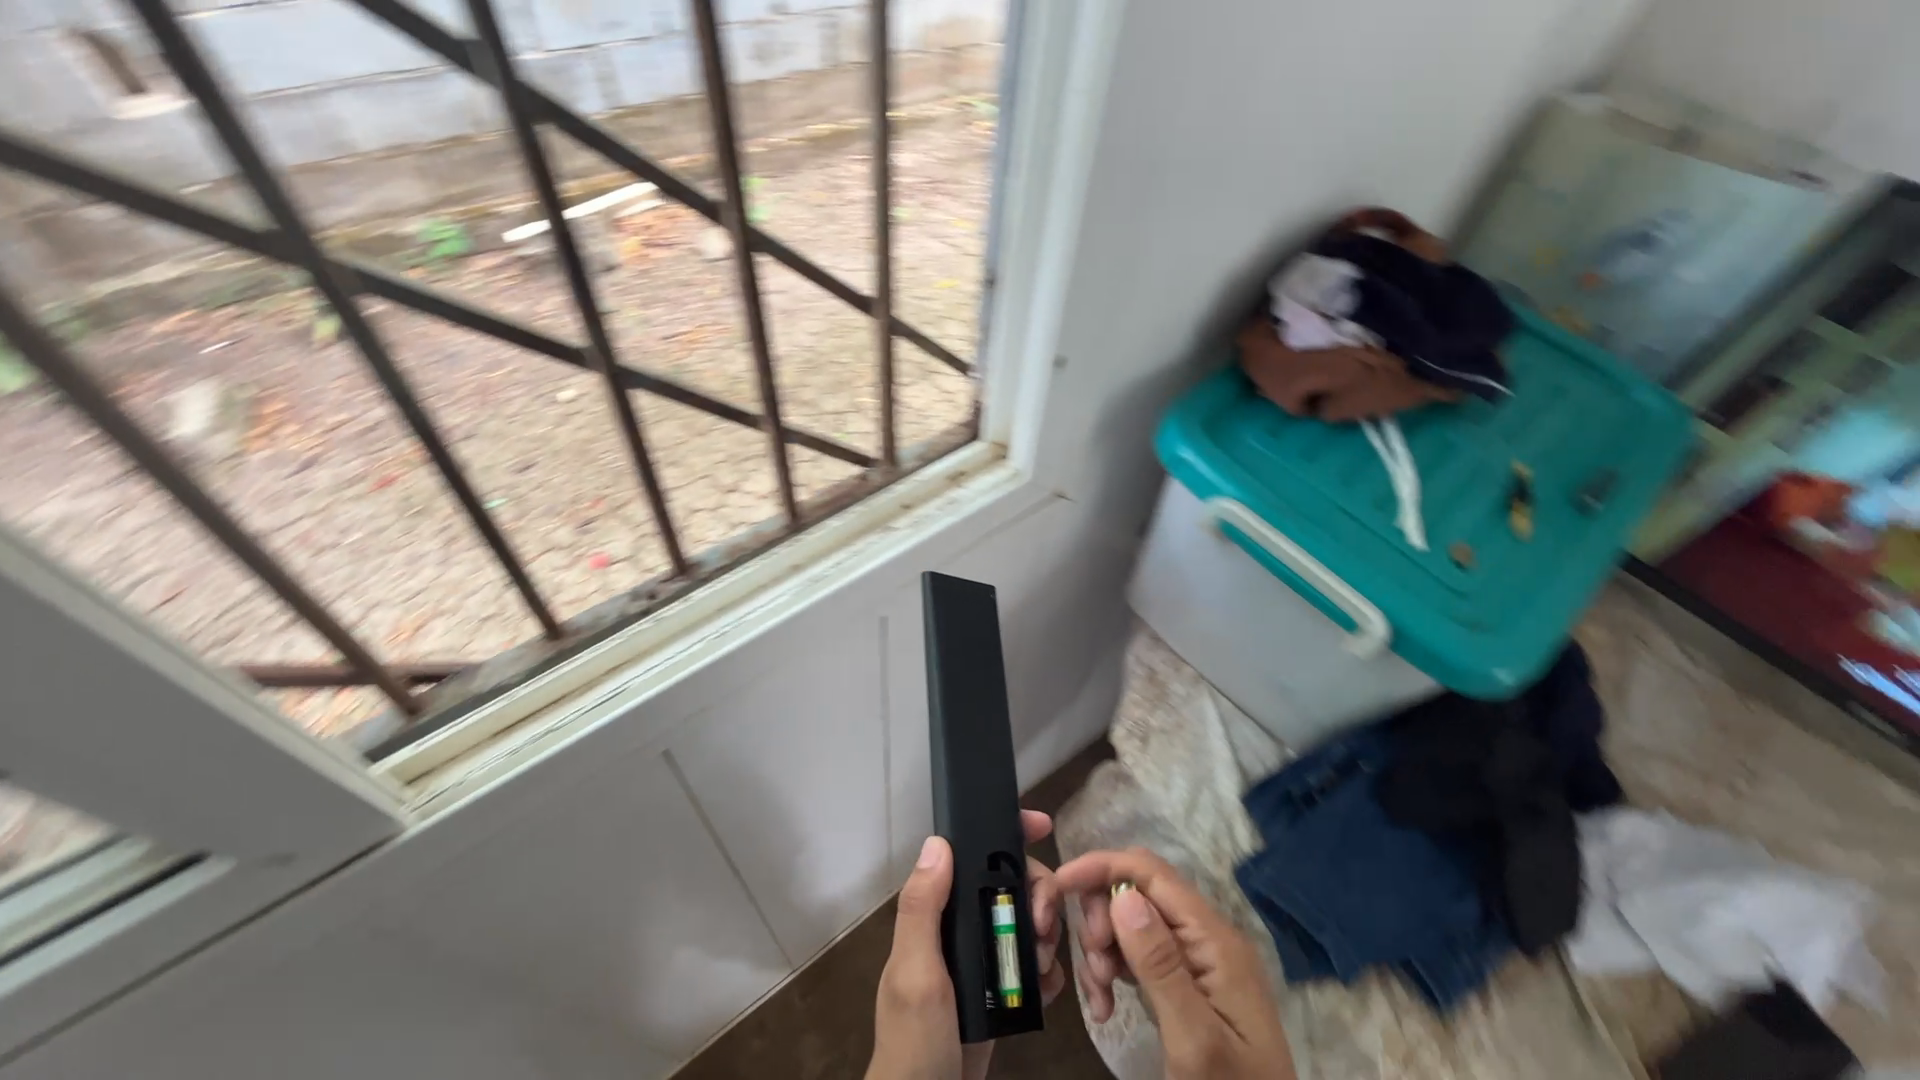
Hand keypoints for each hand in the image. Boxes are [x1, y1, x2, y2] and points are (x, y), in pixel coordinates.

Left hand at [866, 810, 1064, 1079]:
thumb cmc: (915, 1040)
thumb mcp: (915, 974)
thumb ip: (923, 910)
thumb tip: (937, 841)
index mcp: (935, 916)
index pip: (971, 857)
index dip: (1004, 834)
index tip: (1041, 826)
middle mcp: (960, 928)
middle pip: (1012, 885)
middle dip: (1038, 896)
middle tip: (1043, 928)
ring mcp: (983, 959)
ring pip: (1029, 922)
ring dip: (1047, 936)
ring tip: (1042, 965)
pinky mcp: (1001, 990)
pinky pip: (1036, 965)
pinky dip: (1049, 971)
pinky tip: (1050, 988)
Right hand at [1057, 847, 1295, 1079]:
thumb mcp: (1193, 1038)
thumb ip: (1161, 966)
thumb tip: (1124, 895)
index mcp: (1215, 940)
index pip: (1152, 873)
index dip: (1102, 867)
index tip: (1058, 885)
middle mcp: (1207, 938)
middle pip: (1138, 892)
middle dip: (1101, 917)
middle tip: (1095, 968)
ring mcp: (1196, 961)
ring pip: (1131, 923)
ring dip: (1103, 950)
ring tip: (1100, 996)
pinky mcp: (1184, 983)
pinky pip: (1137, 956)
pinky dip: (1113, 972)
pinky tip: (1105, 1006)